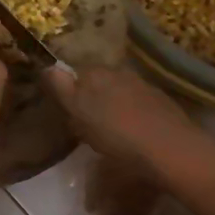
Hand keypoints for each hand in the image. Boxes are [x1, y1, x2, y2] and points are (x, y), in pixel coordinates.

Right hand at [41, 64, 198, 163]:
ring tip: (106, 129)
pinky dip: (129, 113)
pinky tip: (129, 132)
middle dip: (89, 95)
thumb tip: (47, 66)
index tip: (64, 107)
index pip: (73, 71)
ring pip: (117, 91)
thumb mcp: (77, 111)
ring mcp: (143, 85)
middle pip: (97, 80)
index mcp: (95, 71)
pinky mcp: (161, 102)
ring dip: (110, 105)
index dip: (67, 88)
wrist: (168, 148)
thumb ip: (60, 87)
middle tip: (83, 121)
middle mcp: (119, 71)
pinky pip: (135, 103)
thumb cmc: (113, 132)